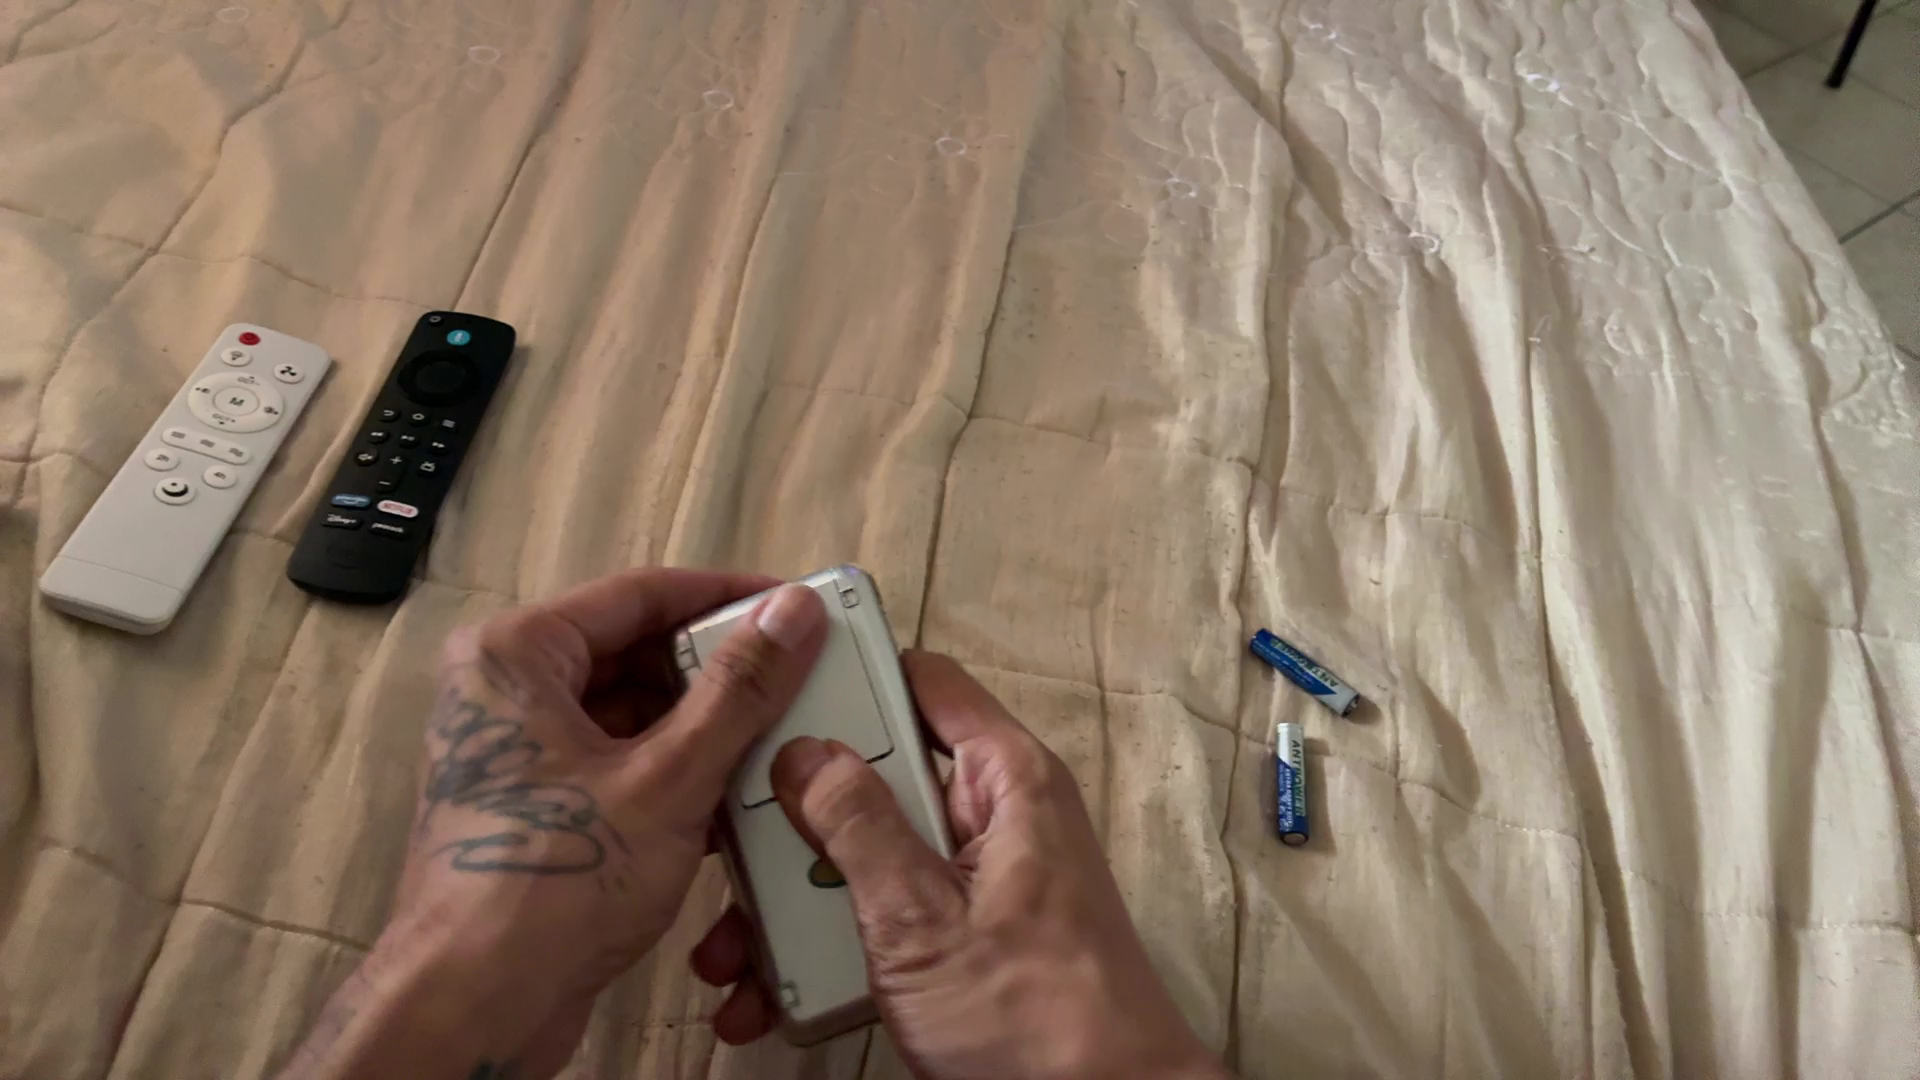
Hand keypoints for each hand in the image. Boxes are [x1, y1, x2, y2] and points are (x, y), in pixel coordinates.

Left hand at [278, 569, 828, 1079]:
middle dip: (723, 666)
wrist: (473, 1019)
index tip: (796, 606)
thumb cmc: (558, 884)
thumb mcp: (668, 777)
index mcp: (519, 654)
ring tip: (782, 723)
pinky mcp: (545, 791)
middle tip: (799, 669)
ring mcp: (527, 741)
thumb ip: (740, 687)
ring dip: (710, 718)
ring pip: (642, 701)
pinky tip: (742, 780)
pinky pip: (630, 748)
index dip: (730, 596)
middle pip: (643, 647)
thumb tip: (798, 608)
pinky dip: (684, 759)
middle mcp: (514, 685)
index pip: (645, 593)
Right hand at [691, 651, 1231, 1079]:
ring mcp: (976, 863)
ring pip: (876, 836)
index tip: (786, 691)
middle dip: (809, 806)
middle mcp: (993, 806)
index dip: (859, 675)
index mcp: (1006, 776)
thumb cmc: (1035, 1019)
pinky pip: (890, 890)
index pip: (926, 681)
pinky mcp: (964, 914)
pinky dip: (839, 923)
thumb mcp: (923, 920)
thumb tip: (804, 753)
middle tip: (740, 837)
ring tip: (740, 939)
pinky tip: (779, 979)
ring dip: (808, 882)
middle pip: (885, 765)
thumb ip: (861, 829)